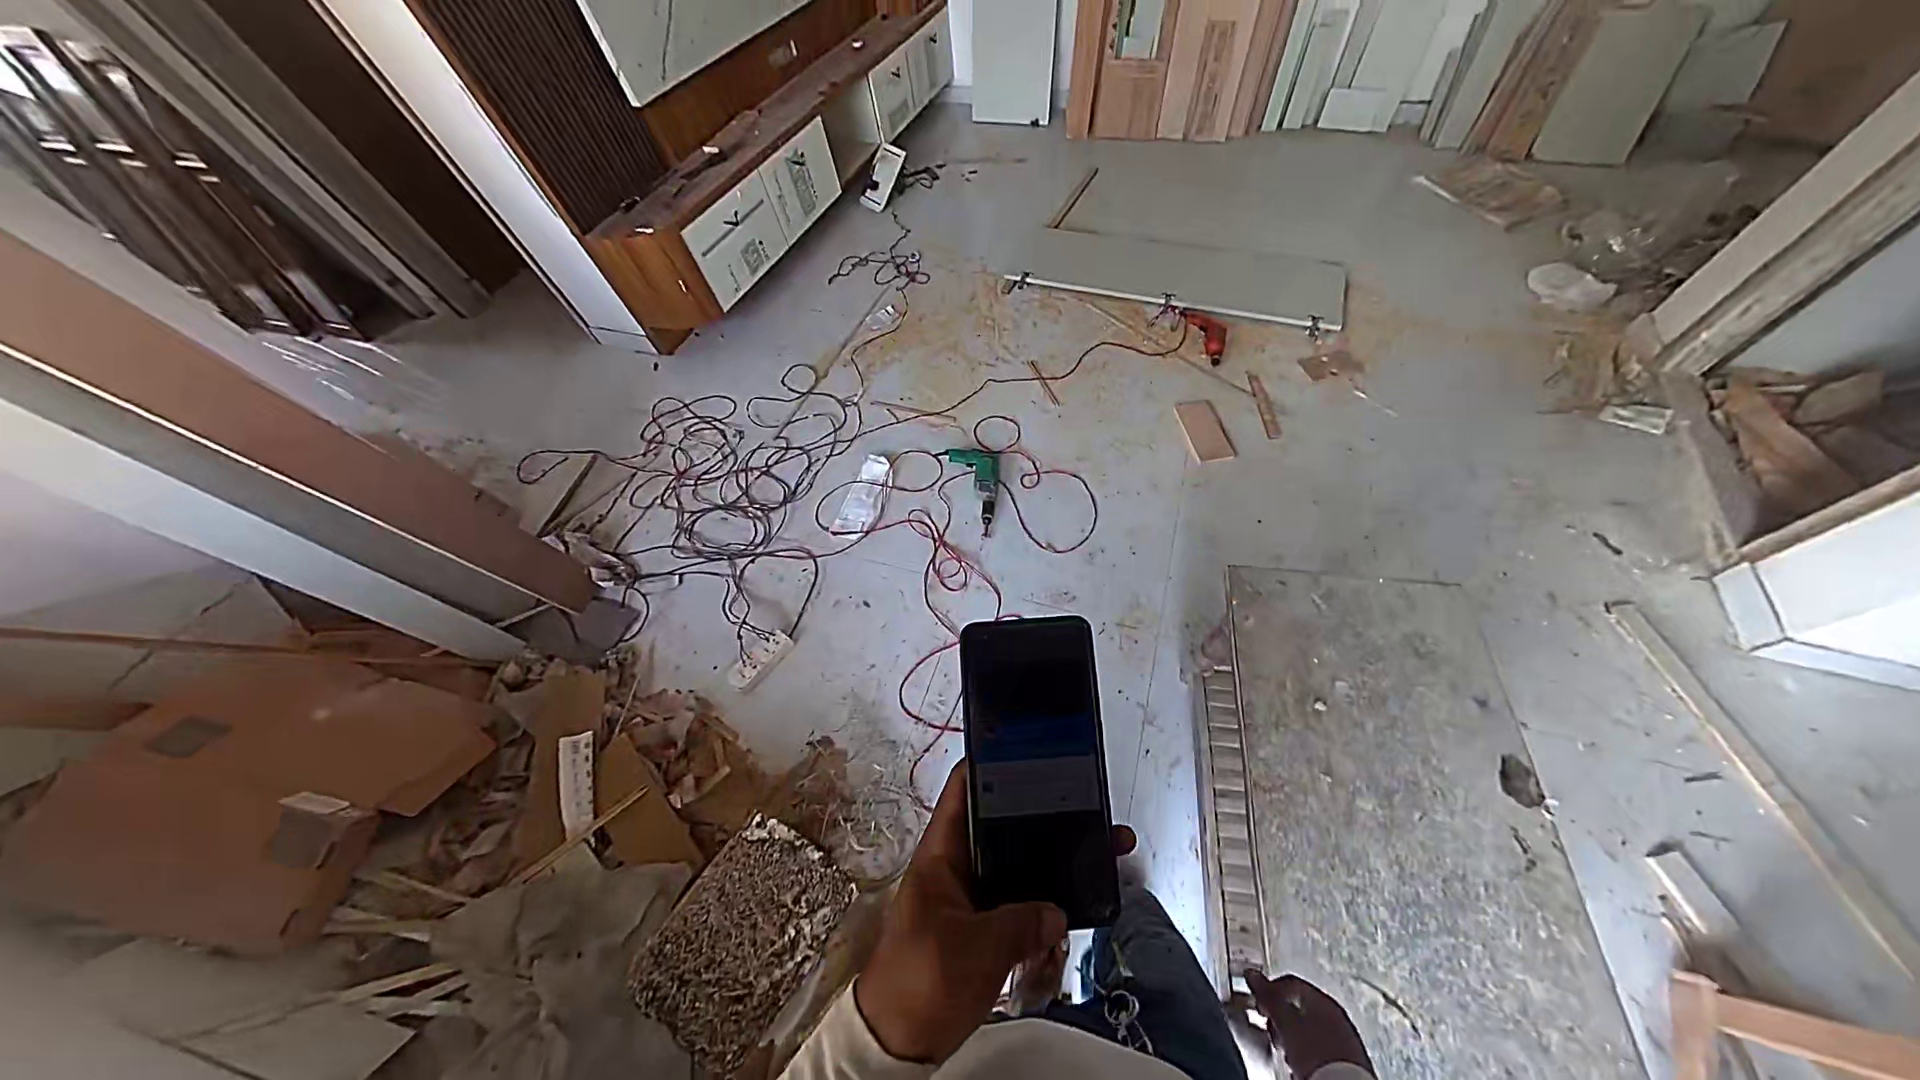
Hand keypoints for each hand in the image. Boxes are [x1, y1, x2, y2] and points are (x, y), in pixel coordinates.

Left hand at [854, 761, 1135, 1062]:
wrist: (901, 1042)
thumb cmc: (916, 984)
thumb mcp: (970, 949)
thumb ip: (1017, 924)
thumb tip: (1055, 911)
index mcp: (941, 855)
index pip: (963, 791)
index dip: (992, 764)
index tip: (1027, 748)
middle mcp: (960, 866)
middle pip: (1006, 827)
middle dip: (1044, 818)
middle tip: (1083, 805)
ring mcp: (976, 895)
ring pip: (1021, 866)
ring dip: (1053, 864)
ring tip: (1097, 849)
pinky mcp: (989, 924)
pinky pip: (1026, 902)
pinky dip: (1049, 904)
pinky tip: (1078, 903)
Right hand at [1245, 971, 1373, 1078]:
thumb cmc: (1317, 1054)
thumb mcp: (1284, 1022)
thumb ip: (1267, 996)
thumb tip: (1252, 975)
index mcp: (1322, 1000)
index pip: (1289, 983)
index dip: (1269, 989)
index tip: (1257, 1000)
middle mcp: (1336, 1015)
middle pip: (1299, 1006)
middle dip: (1281, 1016)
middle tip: (1270, 1027)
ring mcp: (1343, 1039)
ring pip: (1309, 1028)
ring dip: (1293, 1035)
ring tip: (1284, 1048)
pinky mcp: (1346, 1061)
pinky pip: (1319, 1047)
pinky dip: (1306, 1051)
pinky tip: (1300, 1061)